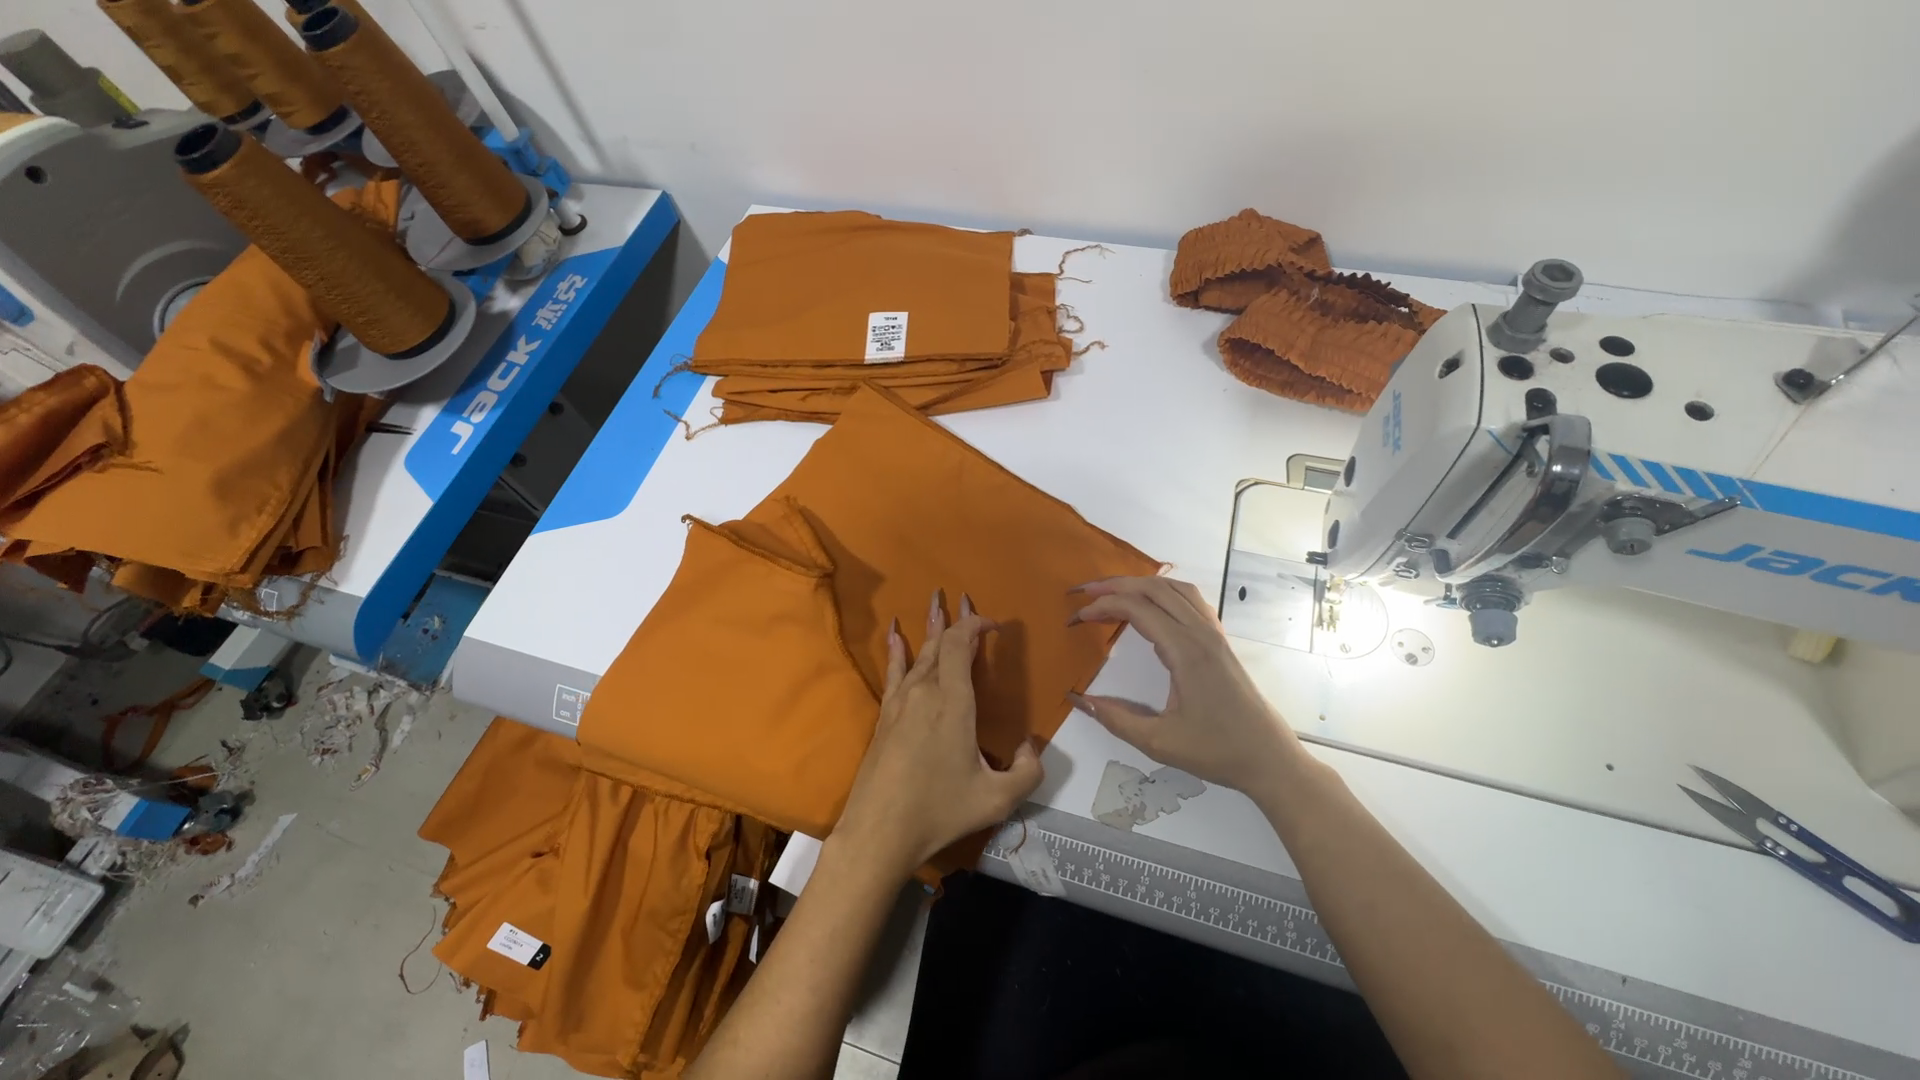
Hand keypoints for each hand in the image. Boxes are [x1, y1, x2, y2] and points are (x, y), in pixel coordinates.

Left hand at [835, 591, 1043, 878]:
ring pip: (917, 655)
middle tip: (960, 597)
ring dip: (929, 629)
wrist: (880, 831)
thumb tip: (1030, 746)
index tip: (993, 624)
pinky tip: (896, 636)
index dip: (975, 626)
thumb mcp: (998, 799)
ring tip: (934, 603)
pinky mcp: (884, 718)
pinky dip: (897, 651)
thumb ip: (1028, 771)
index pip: (961, 646)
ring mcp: (899, 704)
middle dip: (952, 619)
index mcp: (953, 702)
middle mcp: (924, 692)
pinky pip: (893, 673)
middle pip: (938, 643)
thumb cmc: (940, 811)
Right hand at [1067, 576, 1302, 795]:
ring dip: (1140, 583)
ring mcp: (1215, 634)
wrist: (1268, 758)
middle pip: (1154, 588)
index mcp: (1185, 652)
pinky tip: (1151, 604)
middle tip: (1083, 593)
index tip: (1075, 619)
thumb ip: (1116, 719)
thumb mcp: (1158, 742)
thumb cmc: (1216, 751)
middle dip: (1115, 585)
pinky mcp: (1221, 641)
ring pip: (1175, 588)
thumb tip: (1079, 700)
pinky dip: (1164, 591)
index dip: (1102, 606)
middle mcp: (1201, 633)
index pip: (1137, 609)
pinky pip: (1191, 600)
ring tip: (1111, 591)